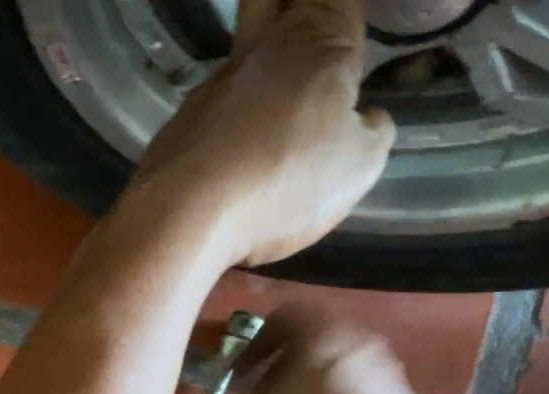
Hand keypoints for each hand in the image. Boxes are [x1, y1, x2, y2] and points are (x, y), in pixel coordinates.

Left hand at [124, 0, 395, 266]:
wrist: (181, 217)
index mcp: (316, 44)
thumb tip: (365, 120)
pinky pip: (210, 110)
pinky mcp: (177, 127)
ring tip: (272, 102)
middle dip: (285, 6)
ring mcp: (210, 89)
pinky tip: (232, 153)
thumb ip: (370, 133)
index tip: (341, 20)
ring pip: (238, 58)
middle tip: (296, 23)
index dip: (339, 6)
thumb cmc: (284, 181)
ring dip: (254, 69)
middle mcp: (259, 52)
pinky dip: (224, 122)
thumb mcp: (358, 165)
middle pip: (270, 2)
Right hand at [241, 304, 437, 393]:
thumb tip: (254, 383)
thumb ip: (253, 389)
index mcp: (320, 331)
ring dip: (309, 383)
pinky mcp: (394, 387)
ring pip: (332, 363)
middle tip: (268, 389)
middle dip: (285, 364)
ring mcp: (380, 360)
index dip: (257, 342)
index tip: (244, 369)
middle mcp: (354, 335)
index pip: (281, 317)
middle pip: (310, 339)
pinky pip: (352, 384)